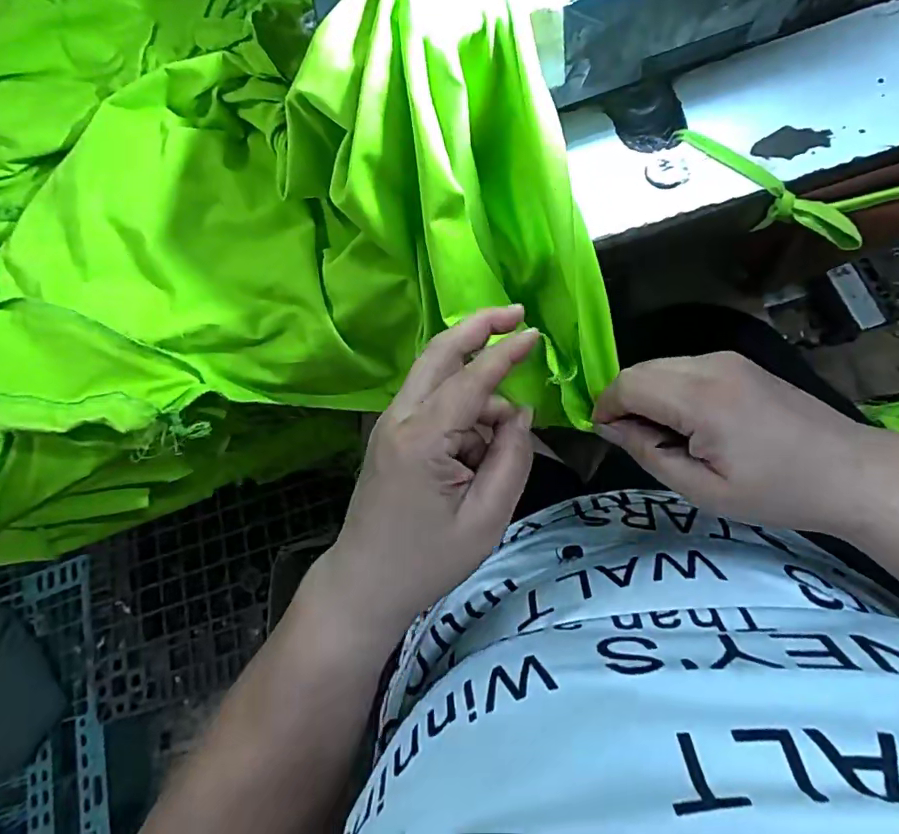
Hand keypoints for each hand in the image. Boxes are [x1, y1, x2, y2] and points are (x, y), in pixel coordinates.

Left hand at [317, 306, 539, 635]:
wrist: (364, 584)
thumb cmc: (428, 562)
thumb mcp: (486, 519)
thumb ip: (511, 459)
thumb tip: (519, 411)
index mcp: (422, 440)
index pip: (470, 380)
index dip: (505, 353)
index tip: (534, 332)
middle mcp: (399, 418)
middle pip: (438, 353)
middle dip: (477, 326)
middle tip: (515, 313)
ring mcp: (389, 423)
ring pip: (436, 377)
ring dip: (475, 389)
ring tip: (500, 448)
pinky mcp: (390, 434)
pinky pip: (431, 402)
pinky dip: (461, 410)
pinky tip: (477, 454)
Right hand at [592, 351, 898, 534]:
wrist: (854, 472)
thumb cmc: (779, 492)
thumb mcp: (705, 491)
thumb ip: (649, 454)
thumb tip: (611, 428)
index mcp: (701, 397)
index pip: (627, 384)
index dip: (606, 407)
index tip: (608, 436)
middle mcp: (710, 364)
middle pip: (640, 369)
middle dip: (625, 401)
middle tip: (638, 442)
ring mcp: (727, 359)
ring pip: (660, 366)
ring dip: (647, 395)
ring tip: (669, 436)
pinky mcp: (738, 362)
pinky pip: (684, 367)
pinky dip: (670, 388)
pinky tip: (691, 422)